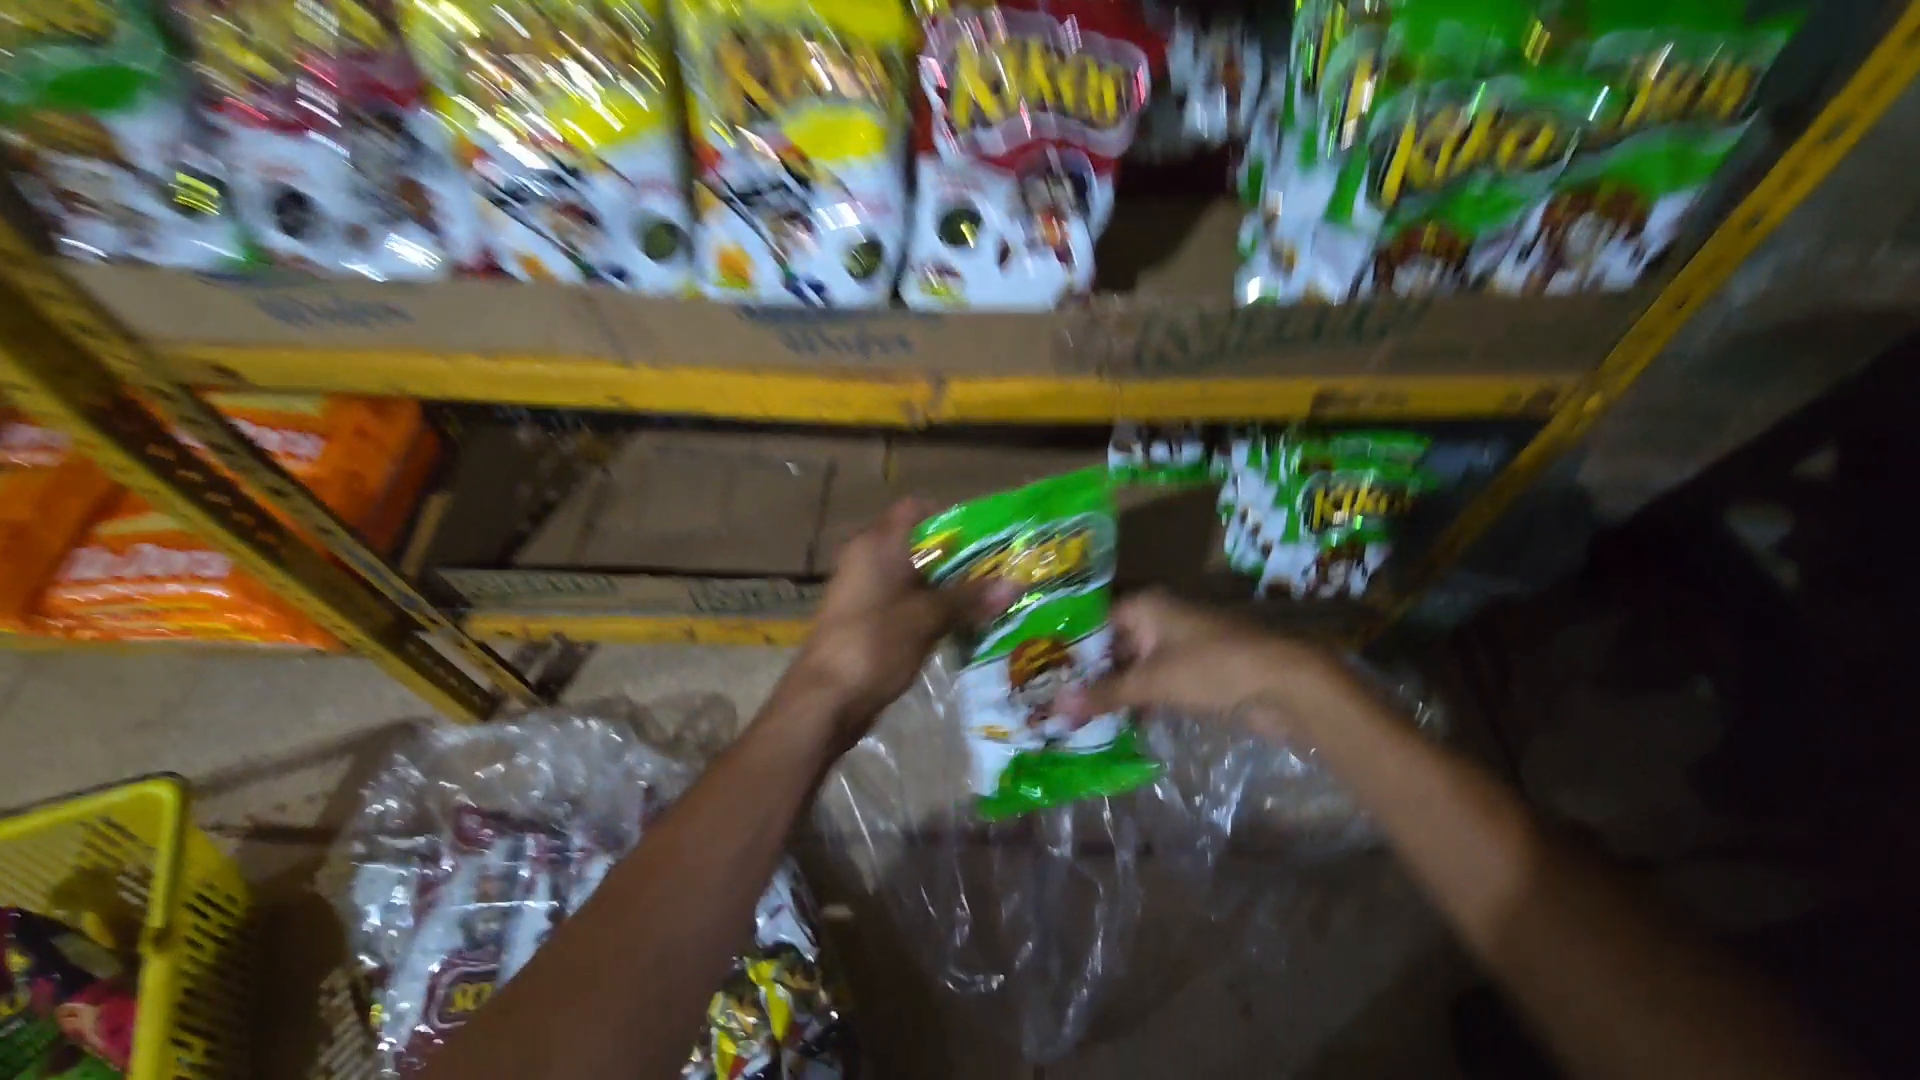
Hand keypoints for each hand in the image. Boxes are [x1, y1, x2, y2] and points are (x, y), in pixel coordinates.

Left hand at [784, 500, 1016, 744]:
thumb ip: (970, 597)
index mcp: (876, 544)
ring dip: (948, 589)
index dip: (952, 519)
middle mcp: (868, 560)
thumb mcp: (928, 618)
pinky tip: (962, 626)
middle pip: (920, 546)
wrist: (825, 700)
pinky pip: (906, 605)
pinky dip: (932, 611)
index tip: (986, 539)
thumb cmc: (874, 644)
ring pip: (915, 579)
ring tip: (990, 600)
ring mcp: (865, 592)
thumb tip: (1016, 582)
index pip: (917, 509)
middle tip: (1000, 572)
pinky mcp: (867, 622)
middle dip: (959, 559)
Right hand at [1056, 590, 1353, 737]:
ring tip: (1068, 716)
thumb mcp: (1152, 681)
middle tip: (1045, 698)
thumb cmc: (1213, 667)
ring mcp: (1177, 647)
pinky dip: (1134, 702)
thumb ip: (1104, 694)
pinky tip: (1108, 725)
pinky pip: (1151, 685)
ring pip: (1130, 667)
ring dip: (1108, 691)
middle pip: (1111, 645)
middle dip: (1084, 673)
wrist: (1286, 685)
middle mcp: (1158, 619)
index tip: (1035, 668)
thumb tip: (1054, 709)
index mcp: (1146, 606)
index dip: (1065, 644)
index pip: (1092, 619)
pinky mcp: (1193, 674)